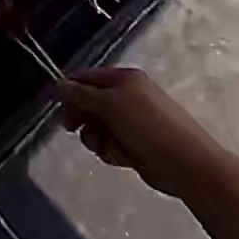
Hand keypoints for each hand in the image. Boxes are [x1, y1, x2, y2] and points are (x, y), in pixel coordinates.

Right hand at [58, 66, 236, 200]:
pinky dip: (112, 151)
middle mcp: (127, 96)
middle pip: (90, 103)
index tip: (53, 104)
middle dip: (83, 117)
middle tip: (74, 128)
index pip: (88, 77)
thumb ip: (82, 94)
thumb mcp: (110, 104)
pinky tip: (123, 157)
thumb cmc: (147, 125)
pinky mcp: (134, 144)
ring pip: (98, 127)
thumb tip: (59, 82)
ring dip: (98, 138)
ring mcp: (131, 121)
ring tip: (111, 146)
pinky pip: (110, 144)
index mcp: (124, 78)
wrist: (185, 162)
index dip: (70, 88)